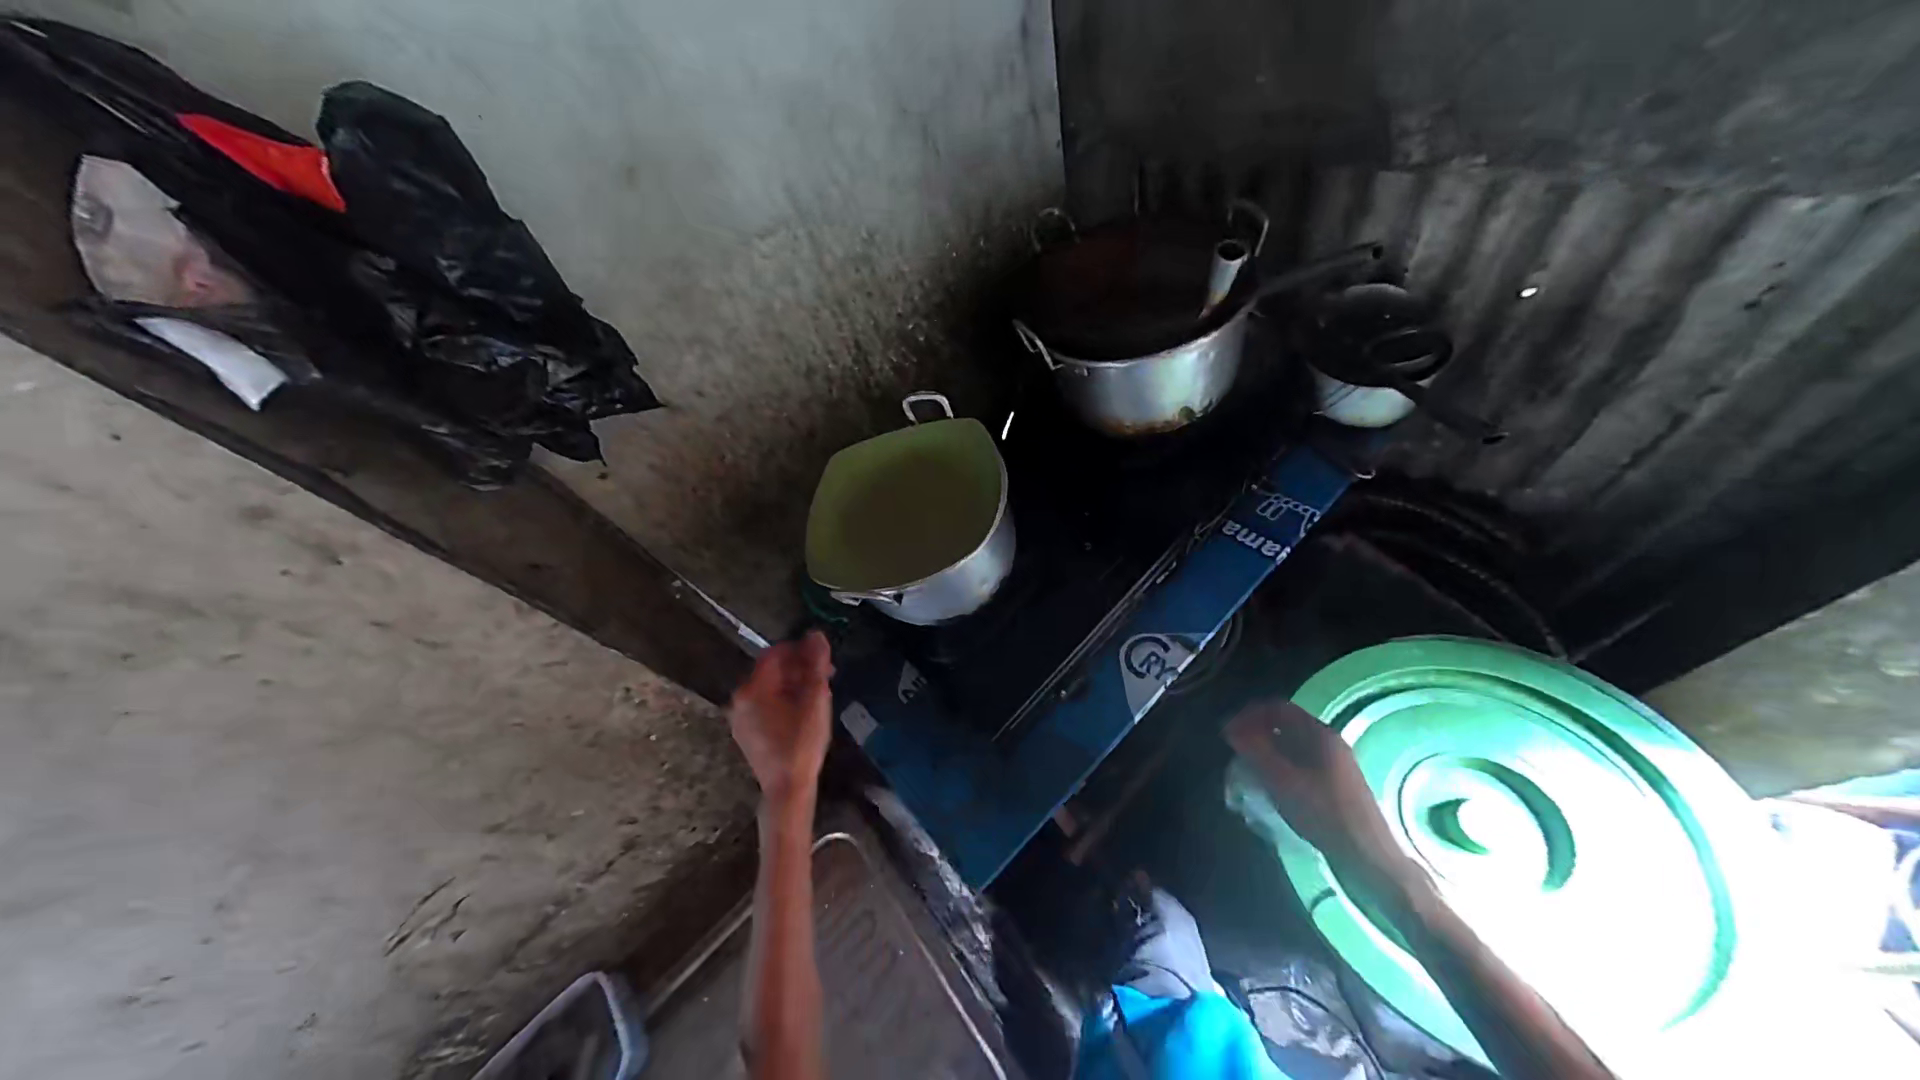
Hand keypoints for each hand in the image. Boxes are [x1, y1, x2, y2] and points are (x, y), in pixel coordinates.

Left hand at [729, 631, 834, 809]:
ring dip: (794, 683)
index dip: (799, 649)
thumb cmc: (802, 742)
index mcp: (753, 689)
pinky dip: (784, 699)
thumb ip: (815, 664)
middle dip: (799, 666)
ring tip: (819, 692)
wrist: (788, 789)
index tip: (822, 656)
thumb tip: (816, 634)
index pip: (775, 654)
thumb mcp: (815, 699)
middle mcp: (739, 699)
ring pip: (769, 688)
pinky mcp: (747, 732)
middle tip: (826, 675)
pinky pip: (765, 704)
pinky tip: (804, 710)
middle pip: (771, 670)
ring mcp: (740, 718)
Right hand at [1224, 699, 1421, 894]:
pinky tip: (1270, 788)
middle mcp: (1329, 742)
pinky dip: (1280, 767)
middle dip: (1255, 734)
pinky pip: (1300, 763)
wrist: (1366, 856)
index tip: (1228, 733)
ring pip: (1291, 746)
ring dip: (1266, 752)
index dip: (1248, 715)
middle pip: (1284, 725)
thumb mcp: (1281, 780)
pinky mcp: (1335, 783)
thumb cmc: (1322, 813)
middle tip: (1235, 752)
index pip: (1277, 707)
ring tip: (1247, 772)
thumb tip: (1231, 728)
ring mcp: (1335, 763)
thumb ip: (1254, 750)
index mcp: (1319, 734)